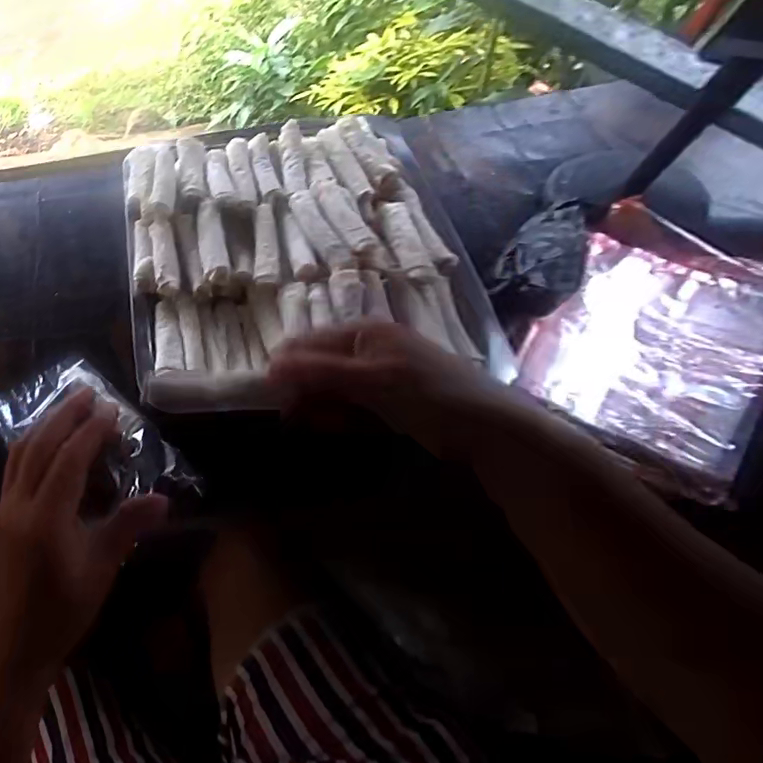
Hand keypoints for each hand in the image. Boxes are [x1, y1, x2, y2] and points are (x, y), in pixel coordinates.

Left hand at [0, 387, 168, 686]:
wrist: (10, 645)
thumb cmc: (60, 613)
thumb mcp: (100, 571)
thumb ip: (127, 528)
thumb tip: (163, 499)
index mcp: (46, 517)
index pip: (69, 458)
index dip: (91, 431)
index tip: (111, 410)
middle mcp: (20, 504)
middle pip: (40, 445)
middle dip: (65, 415)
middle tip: (88, 392)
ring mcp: (5, 509)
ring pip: (21, 452)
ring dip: (45, 424)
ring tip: (68, 406)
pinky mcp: (0, 516)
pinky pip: (14, 467)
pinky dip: (31, 444)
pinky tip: (45, 441)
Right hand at [265, 321, 547, 462]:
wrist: (491, 430)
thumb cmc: (431, 396)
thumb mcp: (373, 381)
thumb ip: (321, 373)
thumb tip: (270, 365)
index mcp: (364, 331)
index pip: (308, 344)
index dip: (287, 370)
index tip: (274, 400)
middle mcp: (367, 347)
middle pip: (317, 367)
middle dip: (306, 394)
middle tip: (298, 420)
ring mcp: (378, 374)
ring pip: (331, 389)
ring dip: (322, 408)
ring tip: (330, 426)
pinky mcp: (387, 399)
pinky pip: (350, 405)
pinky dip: (342, 418)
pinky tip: (345, 428)